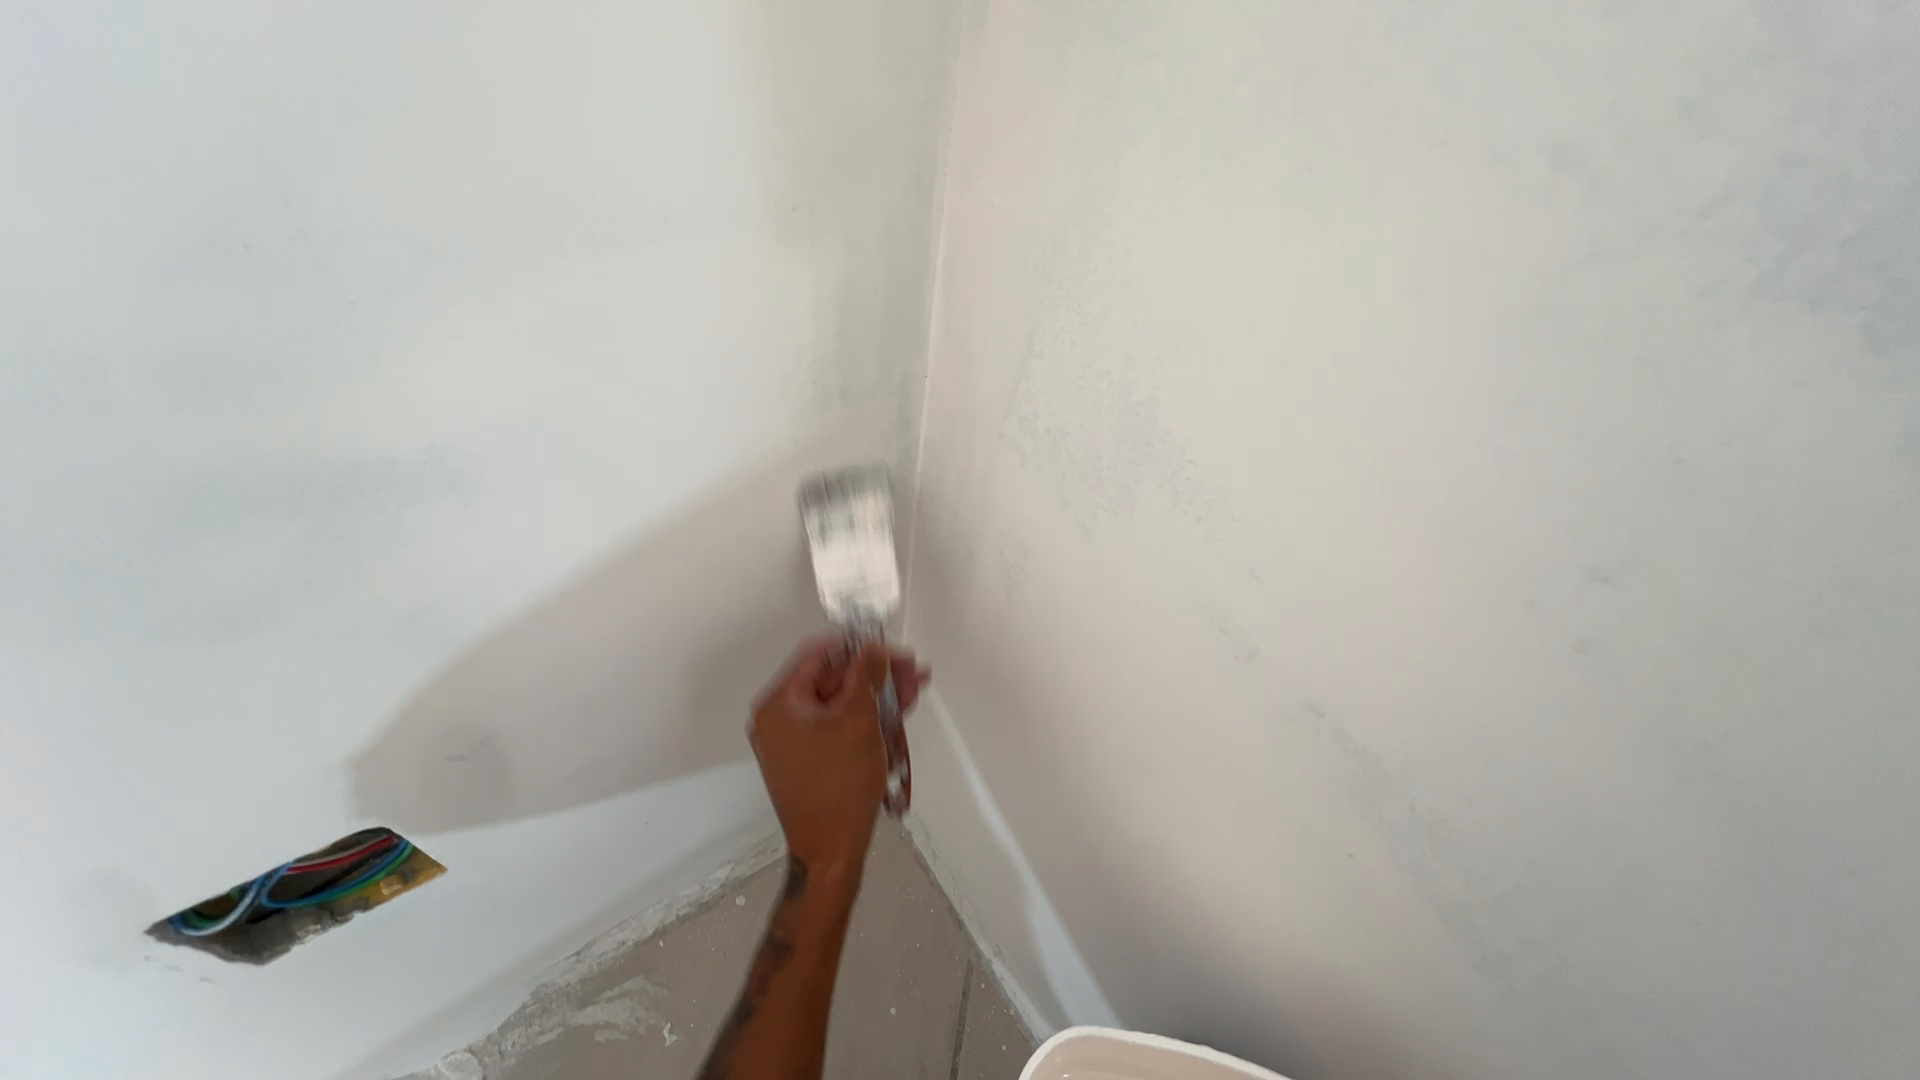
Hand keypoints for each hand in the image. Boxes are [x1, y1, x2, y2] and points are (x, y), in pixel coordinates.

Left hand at [749, 637, 929, 875]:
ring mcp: (792, 742)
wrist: (830, 852)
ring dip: (876, 695)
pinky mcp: (808, 761)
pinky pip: (837, 727)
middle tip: (912, 671)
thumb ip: (866, 675)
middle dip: (875, 673)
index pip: (817, 655)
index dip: (856, 646)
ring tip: (913, 691)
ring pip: (839, 704)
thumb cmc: (840, 784)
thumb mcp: (858, 720)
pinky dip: (865, 720)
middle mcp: (779, 719)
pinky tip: (897, 714)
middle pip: (831, 680)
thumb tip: (873, 647)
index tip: (889, 647)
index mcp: (779, 704)